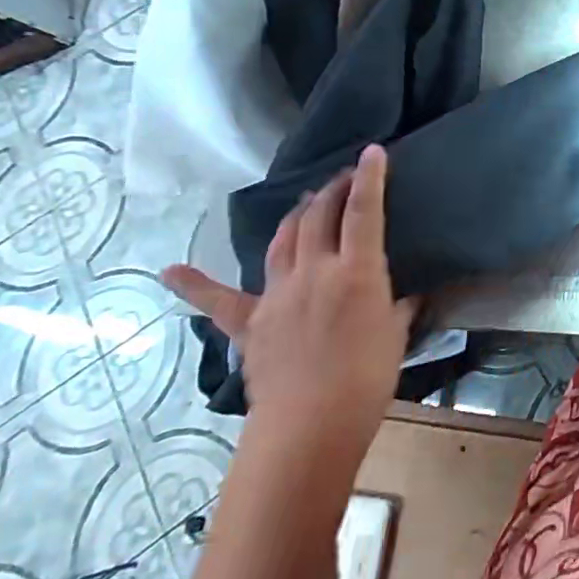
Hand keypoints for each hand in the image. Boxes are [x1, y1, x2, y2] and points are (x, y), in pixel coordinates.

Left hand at [163, 144, 417, 453]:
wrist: (310, 426)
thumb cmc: (366, 381)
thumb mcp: (395, 337)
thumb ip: (399, 308)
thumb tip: (407, 295)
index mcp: (356, 271)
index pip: (363, 212)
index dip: (369, 178)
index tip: (372, 152)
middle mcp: (314, 270)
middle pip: (318, 215)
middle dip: (331, 190)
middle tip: (343, 179)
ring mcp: (277, 292)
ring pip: (283, 238)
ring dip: (295, 214)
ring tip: (305, 203)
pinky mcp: (250, 321)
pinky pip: (219, 299)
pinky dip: (195, 284)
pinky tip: (170, 272)